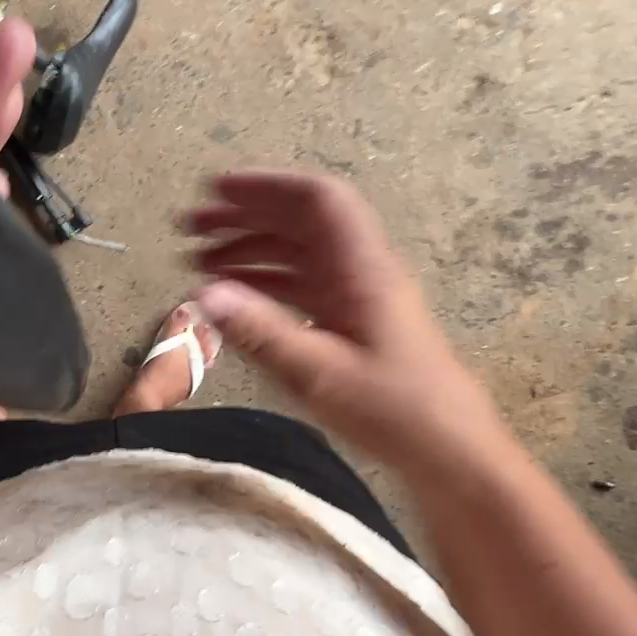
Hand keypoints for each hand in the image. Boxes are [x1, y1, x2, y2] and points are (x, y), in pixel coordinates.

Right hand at [184, 169, 510, 477]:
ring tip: (197, 257)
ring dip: (247, 246)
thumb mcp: (317, 371)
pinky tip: (228, 291)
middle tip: (190, 223)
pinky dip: (260, 279)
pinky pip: (298, 283)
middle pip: (301, 221)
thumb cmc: (391, 408)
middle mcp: (360, 271)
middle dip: (244, 214)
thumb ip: (259, 330)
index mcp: (362, 270)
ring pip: (296, 251)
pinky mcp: (347, 319)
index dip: (266, 187)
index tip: (215, 189)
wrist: (446, 447)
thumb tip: (202, 293)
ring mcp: (354, 295)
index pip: (317, 203)